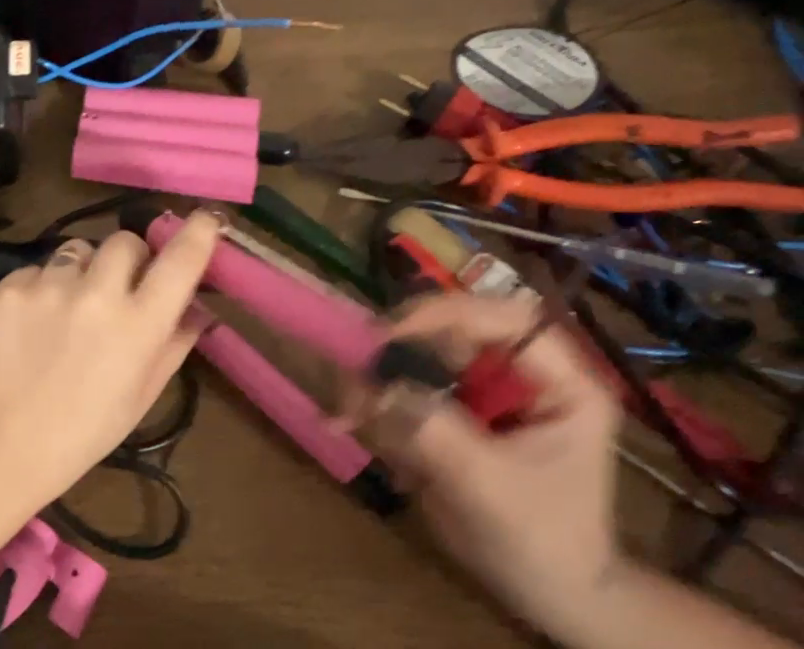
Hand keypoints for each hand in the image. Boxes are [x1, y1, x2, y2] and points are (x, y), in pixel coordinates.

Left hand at [0, 213, 219, 588]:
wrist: (8, 438)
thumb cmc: (87, 428)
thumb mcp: (144, 393)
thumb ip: (174, 342)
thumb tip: (197, 307)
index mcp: (139, 324)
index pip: (179, 261)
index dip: (197, 233)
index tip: (205, 218)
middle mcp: (96, 294)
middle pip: (123, 241)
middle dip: (129, 257)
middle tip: (121, 284)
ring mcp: (49, 286)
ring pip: (77, 250)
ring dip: (83, 269)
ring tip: (70, 308)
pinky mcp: (10, 286)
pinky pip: (38, 269)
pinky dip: (43, 286)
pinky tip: (35, 322)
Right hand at [352, 293, 624, 630]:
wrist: (545, 591)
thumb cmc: (542, 539)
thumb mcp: (490, 486)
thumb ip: (435, 431)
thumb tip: (376, 385)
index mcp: (559, 384)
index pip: (504, 318)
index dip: (446, 314)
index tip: (388, 337)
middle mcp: (516, 375)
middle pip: (444, 331)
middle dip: (392, 355)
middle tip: (354, 386)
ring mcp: (478, 392)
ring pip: (409, 356)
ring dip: (370, 383)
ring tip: (347, 417)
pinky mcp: (445, 410)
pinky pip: (395, 387)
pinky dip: (367, 403)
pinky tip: (349, 427)